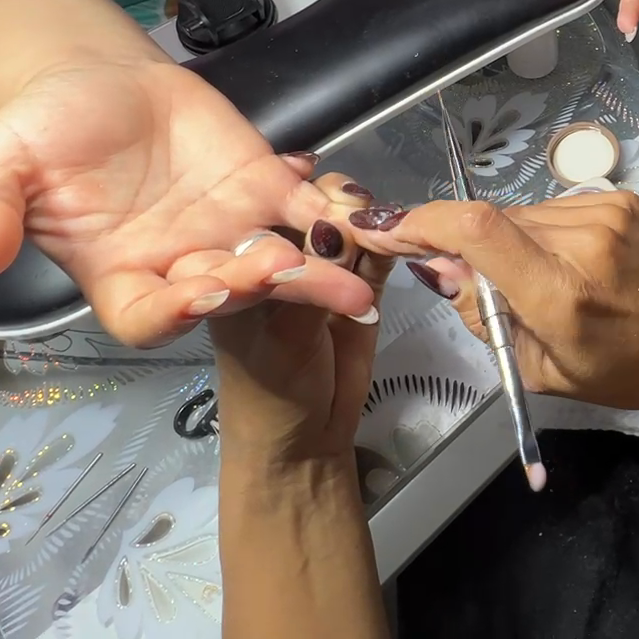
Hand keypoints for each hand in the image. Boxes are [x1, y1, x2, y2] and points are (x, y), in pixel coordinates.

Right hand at [0, 58, 378, 346]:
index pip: (151, 316)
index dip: (178, 311)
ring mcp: (235, 226)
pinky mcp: (270, 186)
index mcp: (121, 271)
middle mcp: (186, 259)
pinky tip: (366, 220)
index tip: (201, 291)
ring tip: (352, 274)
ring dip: (318, 265)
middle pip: (232, 290)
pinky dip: (339, 215)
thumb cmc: (44, 127)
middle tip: (292, 270)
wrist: (102, 80)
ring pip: (283, 256)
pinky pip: (311, 209)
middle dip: (263, 285)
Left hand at [208, 185, 385, 461]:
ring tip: (380, 218)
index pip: (267, 218)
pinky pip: (377, 253)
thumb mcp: (281, 334)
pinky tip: (398, 233)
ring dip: (365, 220)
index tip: (317, 198)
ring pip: (347, 229)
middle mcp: (281, 260)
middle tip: (355, 205)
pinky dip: (389, 242)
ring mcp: (324, 272)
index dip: (291, 200)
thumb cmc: (269, 391)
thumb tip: (338, 227)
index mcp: (240, 266)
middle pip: (310, 212)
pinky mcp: (363, 283)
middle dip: (334, 203)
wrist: (307, 440)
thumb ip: (311, 281)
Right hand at [352, 192, 638, 424]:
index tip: (390, 230)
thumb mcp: (544, 369)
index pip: (477, 230)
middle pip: (494, 221)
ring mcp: (607, 210)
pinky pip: (555, 209)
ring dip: (510, 241)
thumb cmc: (626, 372)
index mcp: (563, 291)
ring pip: (523, 214)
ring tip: (536, 280)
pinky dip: (543, 232)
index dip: (424, 222)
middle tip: (475, 283)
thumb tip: (436, 266)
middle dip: (467, 246)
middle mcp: (585, 237)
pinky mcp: (621, 198)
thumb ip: (485, 315)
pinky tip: (566, 262)